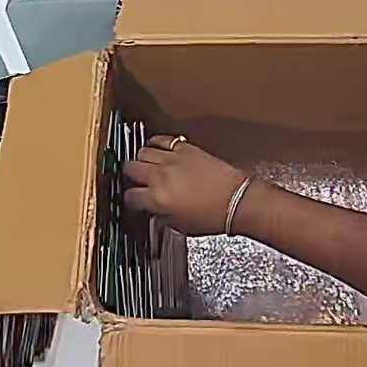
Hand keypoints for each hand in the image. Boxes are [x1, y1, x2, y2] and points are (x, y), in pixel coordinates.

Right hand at [122, 136, 248, 235]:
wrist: (236, 201)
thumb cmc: (213, 216)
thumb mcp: (180, 226)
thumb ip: (161, 214)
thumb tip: (154, 208)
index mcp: (158, 199)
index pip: (130, 196)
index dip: (129, 199)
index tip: (133, 200)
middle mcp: (161, 176)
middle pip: (130, 168)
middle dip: (130, 176)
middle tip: (136, 181)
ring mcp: (173, 159)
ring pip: (142, 151)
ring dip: (142, 159)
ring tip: (146, 165)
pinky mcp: (185, 148)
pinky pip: (163, 140)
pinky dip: (157, 144)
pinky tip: (159, 150)